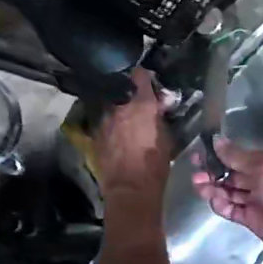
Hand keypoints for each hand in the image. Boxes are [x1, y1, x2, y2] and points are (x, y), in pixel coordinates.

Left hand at [94, 69, 171, 213]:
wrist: (130, 188)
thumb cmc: (155, 164)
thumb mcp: (167, 137)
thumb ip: (161, 117)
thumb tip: (159, 106)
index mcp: (141, 104)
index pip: (139, 75)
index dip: (144, 76)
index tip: (149, 81)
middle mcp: (118, 106)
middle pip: (122, 89)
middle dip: (131, 93)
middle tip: (140, 102)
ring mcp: (103, 119)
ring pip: (111, 105)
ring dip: (120, 108)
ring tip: (128, 117)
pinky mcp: (95, 133)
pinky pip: (104, 120)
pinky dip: (112, 122)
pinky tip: (118, 132)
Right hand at [192, 139, 262, 263]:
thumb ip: (238, 157)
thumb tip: (217, 140)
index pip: (239, 156)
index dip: (220, 154)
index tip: (200, 151)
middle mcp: (262, 180)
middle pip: (232, 174)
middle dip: (212, 171)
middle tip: (195, 170)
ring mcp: (257, 201)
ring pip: (229, 192)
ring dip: (213, 187)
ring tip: (198, 184)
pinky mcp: (253, 221)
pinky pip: (233, 210)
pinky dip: (221, 204)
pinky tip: (213, 199)